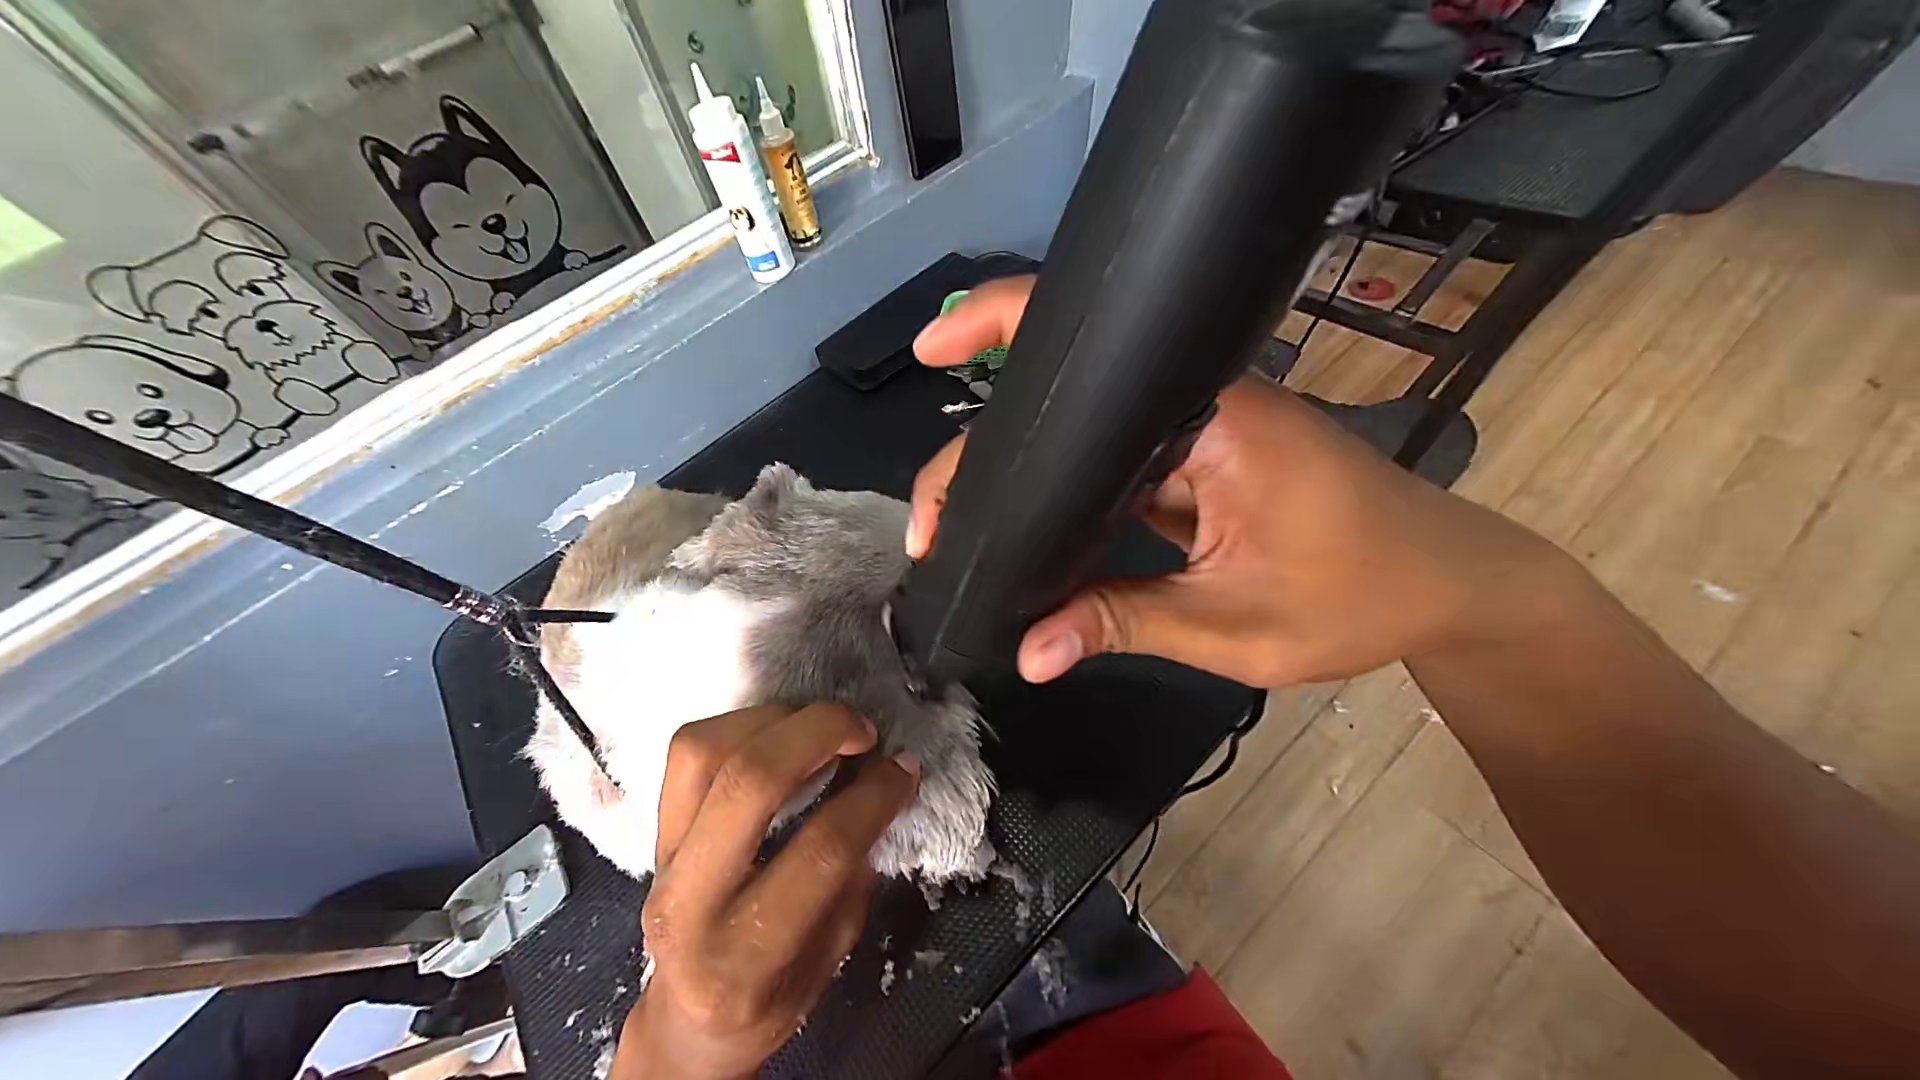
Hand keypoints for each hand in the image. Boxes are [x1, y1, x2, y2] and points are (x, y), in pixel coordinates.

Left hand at [613, 704, 919, 1079]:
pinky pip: (690, 749)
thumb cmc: (775, 993)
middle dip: (820, 733)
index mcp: (745, 955)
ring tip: (821, 726)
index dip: (874, 795)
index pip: (821, 849)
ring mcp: (663, 857)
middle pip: (750, 782)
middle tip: (863, 730)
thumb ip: (854, 866)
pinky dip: (744, 724)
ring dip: (778, 720)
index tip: (903, 767)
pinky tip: (781, 732)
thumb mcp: (835, 947)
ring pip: (708, 751)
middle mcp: (691, 901)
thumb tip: (881, 781)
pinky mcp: (655, 827)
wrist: (689, 1019)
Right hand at [909, 275, 1575, 687]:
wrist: (1448, 588)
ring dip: (1023, 470)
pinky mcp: (1194, 460)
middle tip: (931, 511)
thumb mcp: (1233, 626)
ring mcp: (1194, 431)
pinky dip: (1064, 492)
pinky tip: (1025, 529)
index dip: (1003, 338)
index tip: (935, 349)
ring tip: (956, 521)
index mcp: (1210, 416)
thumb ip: (1123, 626)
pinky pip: (1110, 463)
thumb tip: (1027, 652)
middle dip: (988, 440)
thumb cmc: (1359, 597)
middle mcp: (1196, 404)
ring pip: (1085, 433)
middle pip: (1071, 396)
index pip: (1091, 363)